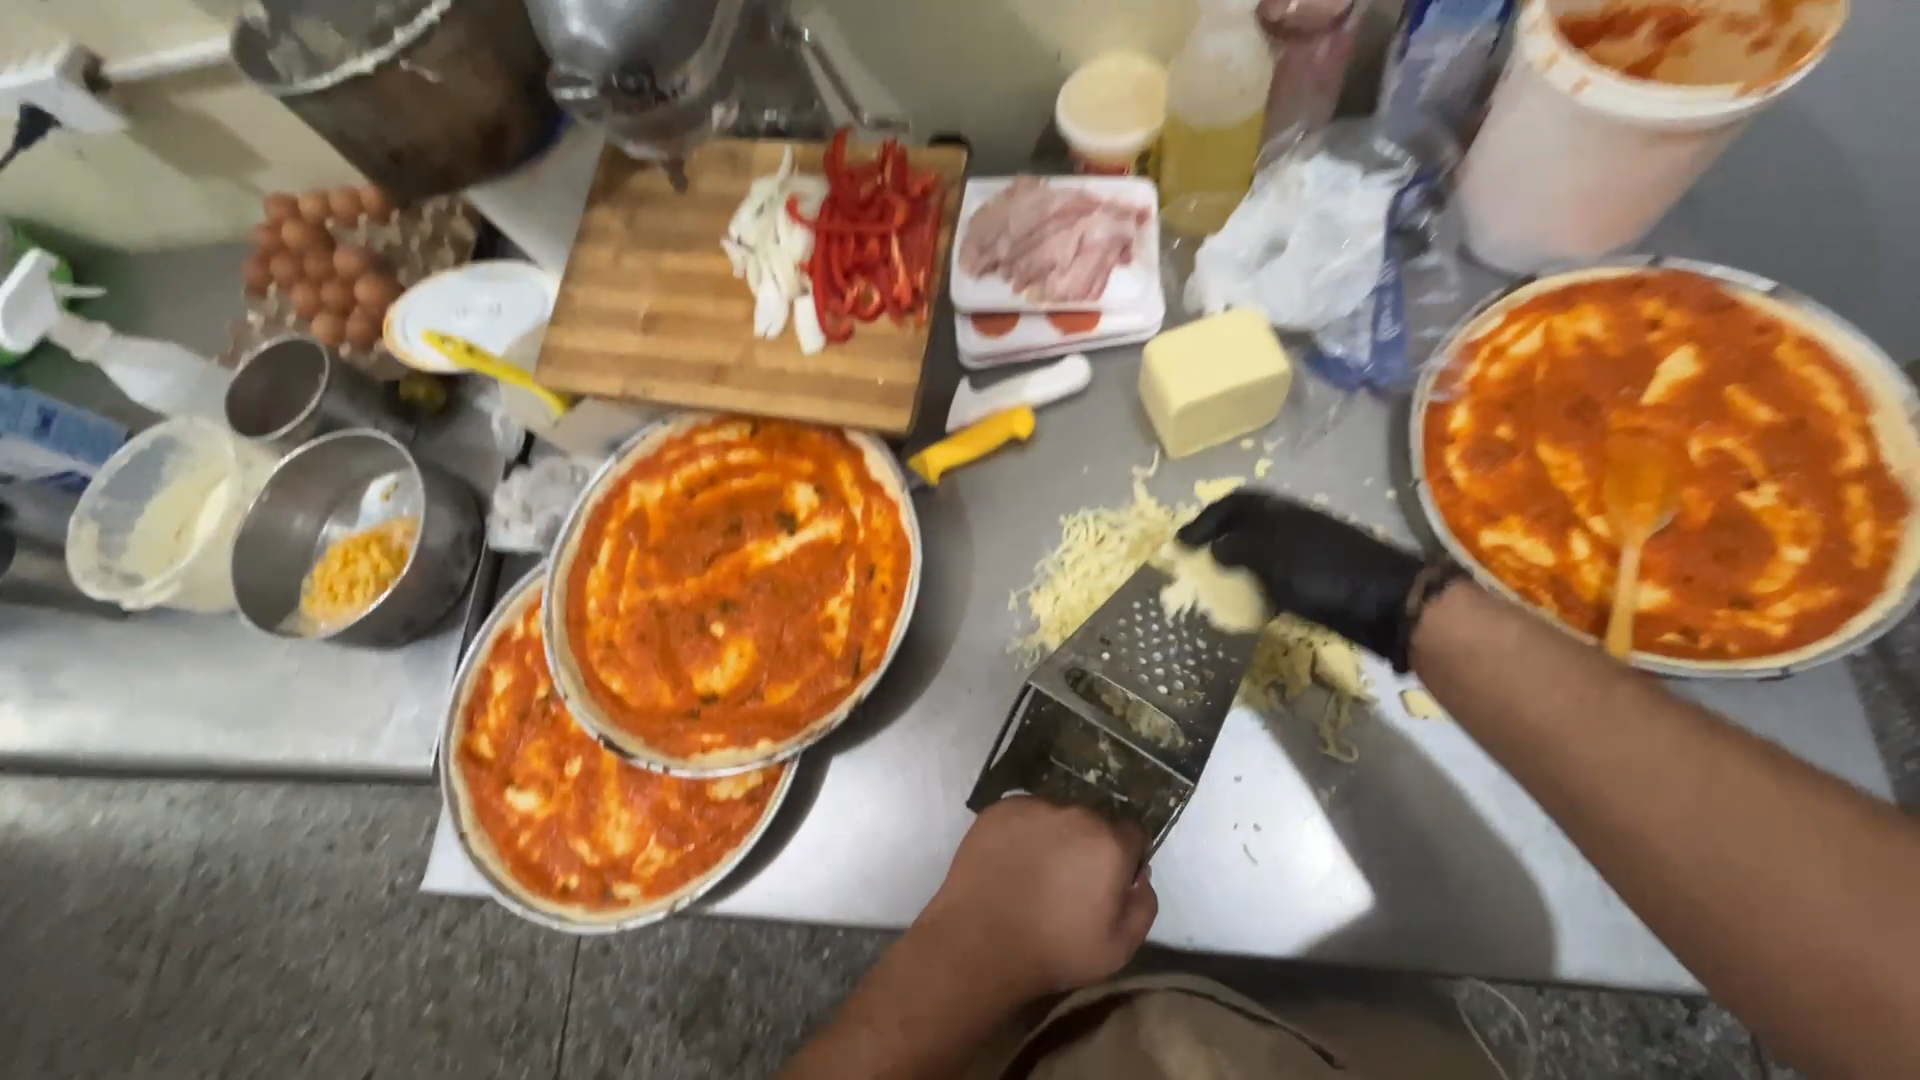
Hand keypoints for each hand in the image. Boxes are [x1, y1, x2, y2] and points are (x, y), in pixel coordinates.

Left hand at [913, 798, 1157, 1000]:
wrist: (980, 943)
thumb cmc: (1054, 950)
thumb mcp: (1119, 948)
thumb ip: (1144, 905)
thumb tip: (1140, 876)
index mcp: (1109, 843)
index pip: (1132, 833)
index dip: (1125, 857)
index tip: (1108, 881)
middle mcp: (1075, 813)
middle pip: (1094, 822)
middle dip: (1089, 845)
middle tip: (1069, 880)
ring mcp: (1033, 807)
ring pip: (1057, 816)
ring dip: (1055, 836)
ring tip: (1035, 872)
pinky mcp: (999, 809)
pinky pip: (1023, 815)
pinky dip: (1022, 833)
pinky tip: (1010, 862)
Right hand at [1177, 489, 1424, 666]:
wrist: (1387, 602)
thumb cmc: (1324, 572)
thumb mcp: (1272, 555)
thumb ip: (1238, 548)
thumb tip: (1216, 550)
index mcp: (1278, 512)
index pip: (1232, 503)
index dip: (1204, 520)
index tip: (1181, 544)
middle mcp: (1289, 526)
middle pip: (1244, 526)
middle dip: (1216, 541)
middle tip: (1194, 562)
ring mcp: (1304, 553)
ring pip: (1258, 553)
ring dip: (1235, 567)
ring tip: (1213, 586)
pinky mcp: (1314, 579)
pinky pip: (1273, 578)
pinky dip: (1255, 588)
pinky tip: (1247, 605)